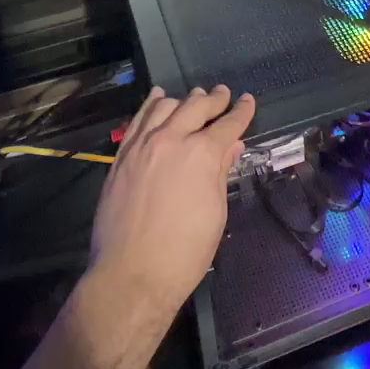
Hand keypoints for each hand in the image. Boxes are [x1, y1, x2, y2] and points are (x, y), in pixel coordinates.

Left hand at [88, 85, 255, 310]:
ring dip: (183, 100)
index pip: (227, 125)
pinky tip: (157, 98)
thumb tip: (231, 147)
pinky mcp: (122, 156)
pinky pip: (138, 120)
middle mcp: (172, 140)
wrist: (132, 275)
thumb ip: (220, 172)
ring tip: (193, 96)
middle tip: (223, 93)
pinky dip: (150, 105)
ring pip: (165, 107)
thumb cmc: (184, 252)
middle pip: (196, 107)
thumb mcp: (215, 213)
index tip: (247, 100)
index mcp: (202, 154)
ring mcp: (142, 145)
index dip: (240, 112)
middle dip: (214, 99)